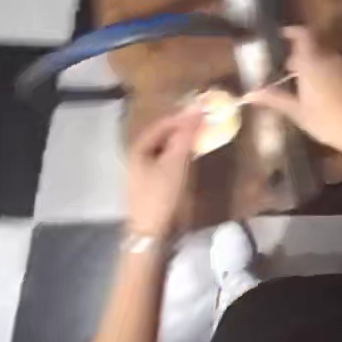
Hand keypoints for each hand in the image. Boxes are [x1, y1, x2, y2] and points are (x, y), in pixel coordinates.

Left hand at [125, 108, 200, 239]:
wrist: (150, 231)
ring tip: (201, 136)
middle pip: (162, 134)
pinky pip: (166, 159)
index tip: (203, 112)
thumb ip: (185, 135)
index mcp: (138, 147)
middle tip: (205, 123)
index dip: (183, 117)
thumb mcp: (175, 162)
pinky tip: (191, 156)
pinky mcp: (150, 181)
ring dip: (182, 141)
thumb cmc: (160, 193)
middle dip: (183, 128)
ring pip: (165, 147)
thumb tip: (196, 110)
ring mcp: (142, 169)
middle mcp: (137, 155)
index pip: (163, 124)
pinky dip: (179, 154)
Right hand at [247, 26, 341, 158]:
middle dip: (302, 56)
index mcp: (311, 63)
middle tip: (291, 70)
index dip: (292, 32)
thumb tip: (248, 94)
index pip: (302, 36)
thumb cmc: (327, 123)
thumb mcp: (298, 113)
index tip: (283, 35)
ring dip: (321, 60)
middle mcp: (330, 57)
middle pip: (314, 48)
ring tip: (314, 77)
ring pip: (332, 55)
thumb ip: (274, 99)